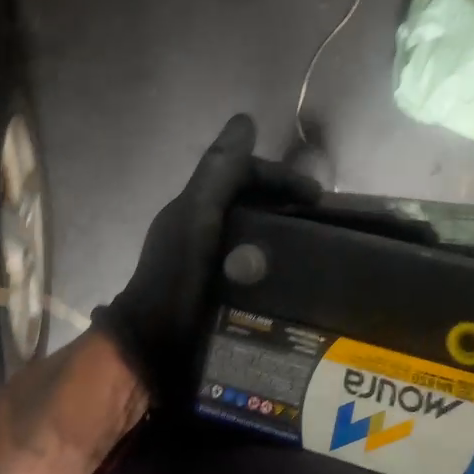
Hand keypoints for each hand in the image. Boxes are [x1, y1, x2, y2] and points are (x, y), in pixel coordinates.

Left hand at [92, 114, 319, 402]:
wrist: (151, 354)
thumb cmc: (175, 281)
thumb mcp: (197, 219)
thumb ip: (219, 172)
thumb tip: (245, 119)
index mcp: (195, 208)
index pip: (244, 175)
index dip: (280, 177)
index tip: (318, 198)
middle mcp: (202, 232)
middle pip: (252, 206)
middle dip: (287, 208)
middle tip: (322, 227)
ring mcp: (209, 267)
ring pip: (255, 239)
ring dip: (285, 240)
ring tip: (319, 257)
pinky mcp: (218, 300)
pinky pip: (256, 273)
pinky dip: (278, 272)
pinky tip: (300, 287)